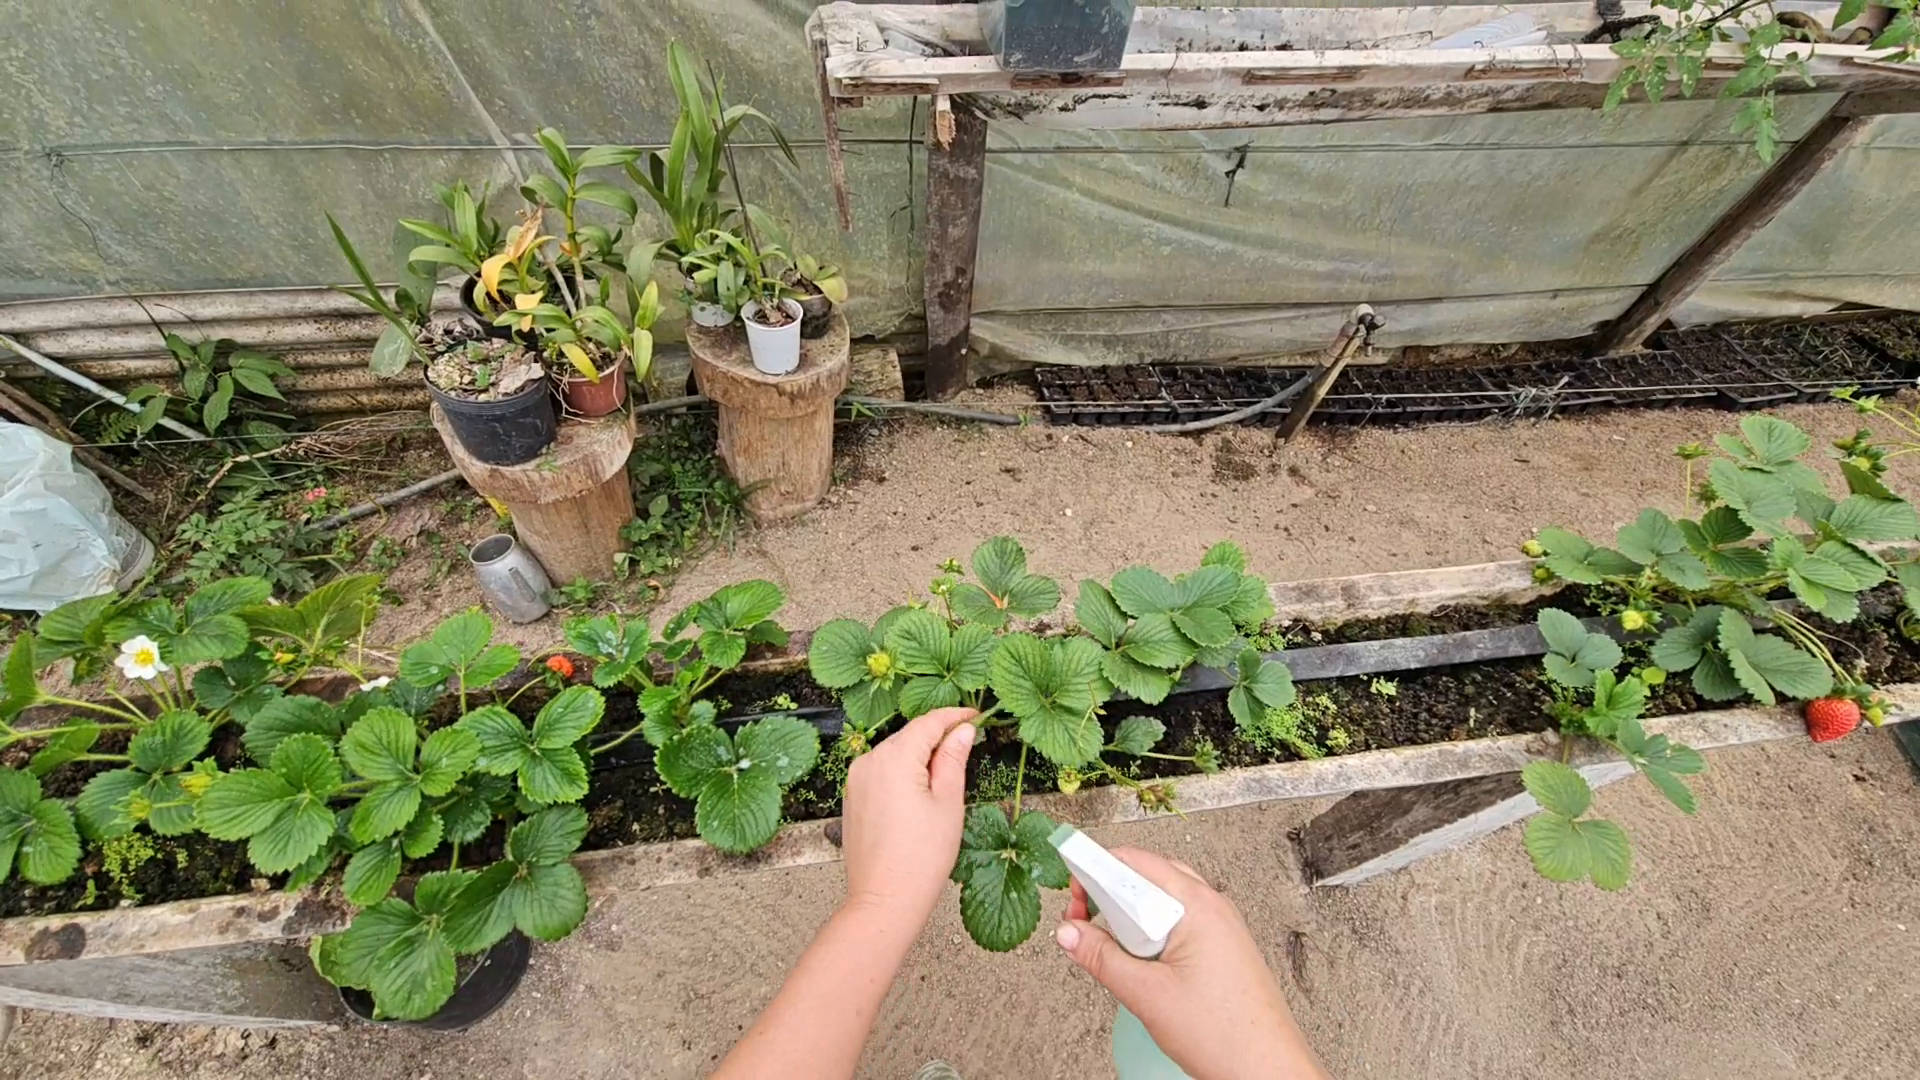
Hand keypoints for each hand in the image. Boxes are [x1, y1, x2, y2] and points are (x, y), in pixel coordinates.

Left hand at [839, 707, 975, 929]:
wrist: (883, 901)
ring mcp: (856, 779)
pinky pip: (881, 771)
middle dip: (938, 736)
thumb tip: (963, 730)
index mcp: (894, 758)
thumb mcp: (948, 803)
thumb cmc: (922, 857)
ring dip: (919, 755)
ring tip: (946, 774)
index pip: (928, 722)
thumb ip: (953, 759)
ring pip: (895, 753)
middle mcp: (869, 760)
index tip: (976, 715)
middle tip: (968, 744)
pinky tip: (919, 791)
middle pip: (910, 736)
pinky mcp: (852, 796)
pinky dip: (902, 772)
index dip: (954, 715)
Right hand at [1054, 847, 1326, 1079]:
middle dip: (1110, 892)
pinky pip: (1179, 919)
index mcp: (1196, 905)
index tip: (1073, 892)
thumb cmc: (1227, 1038)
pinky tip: (1143, 957)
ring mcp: (1221, 925)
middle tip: (1085, 920)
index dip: (1096, 872)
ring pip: (1162, 898)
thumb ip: (1101, 958)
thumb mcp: (1147, 995)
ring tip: (1113, 942)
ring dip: (1131, 912)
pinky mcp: (1223, 946)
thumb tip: (1069, 932)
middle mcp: (1212, 905)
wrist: (1272, 1078)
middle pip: (1147, 876)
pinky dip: (1152, 929)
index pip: (1134, 863)